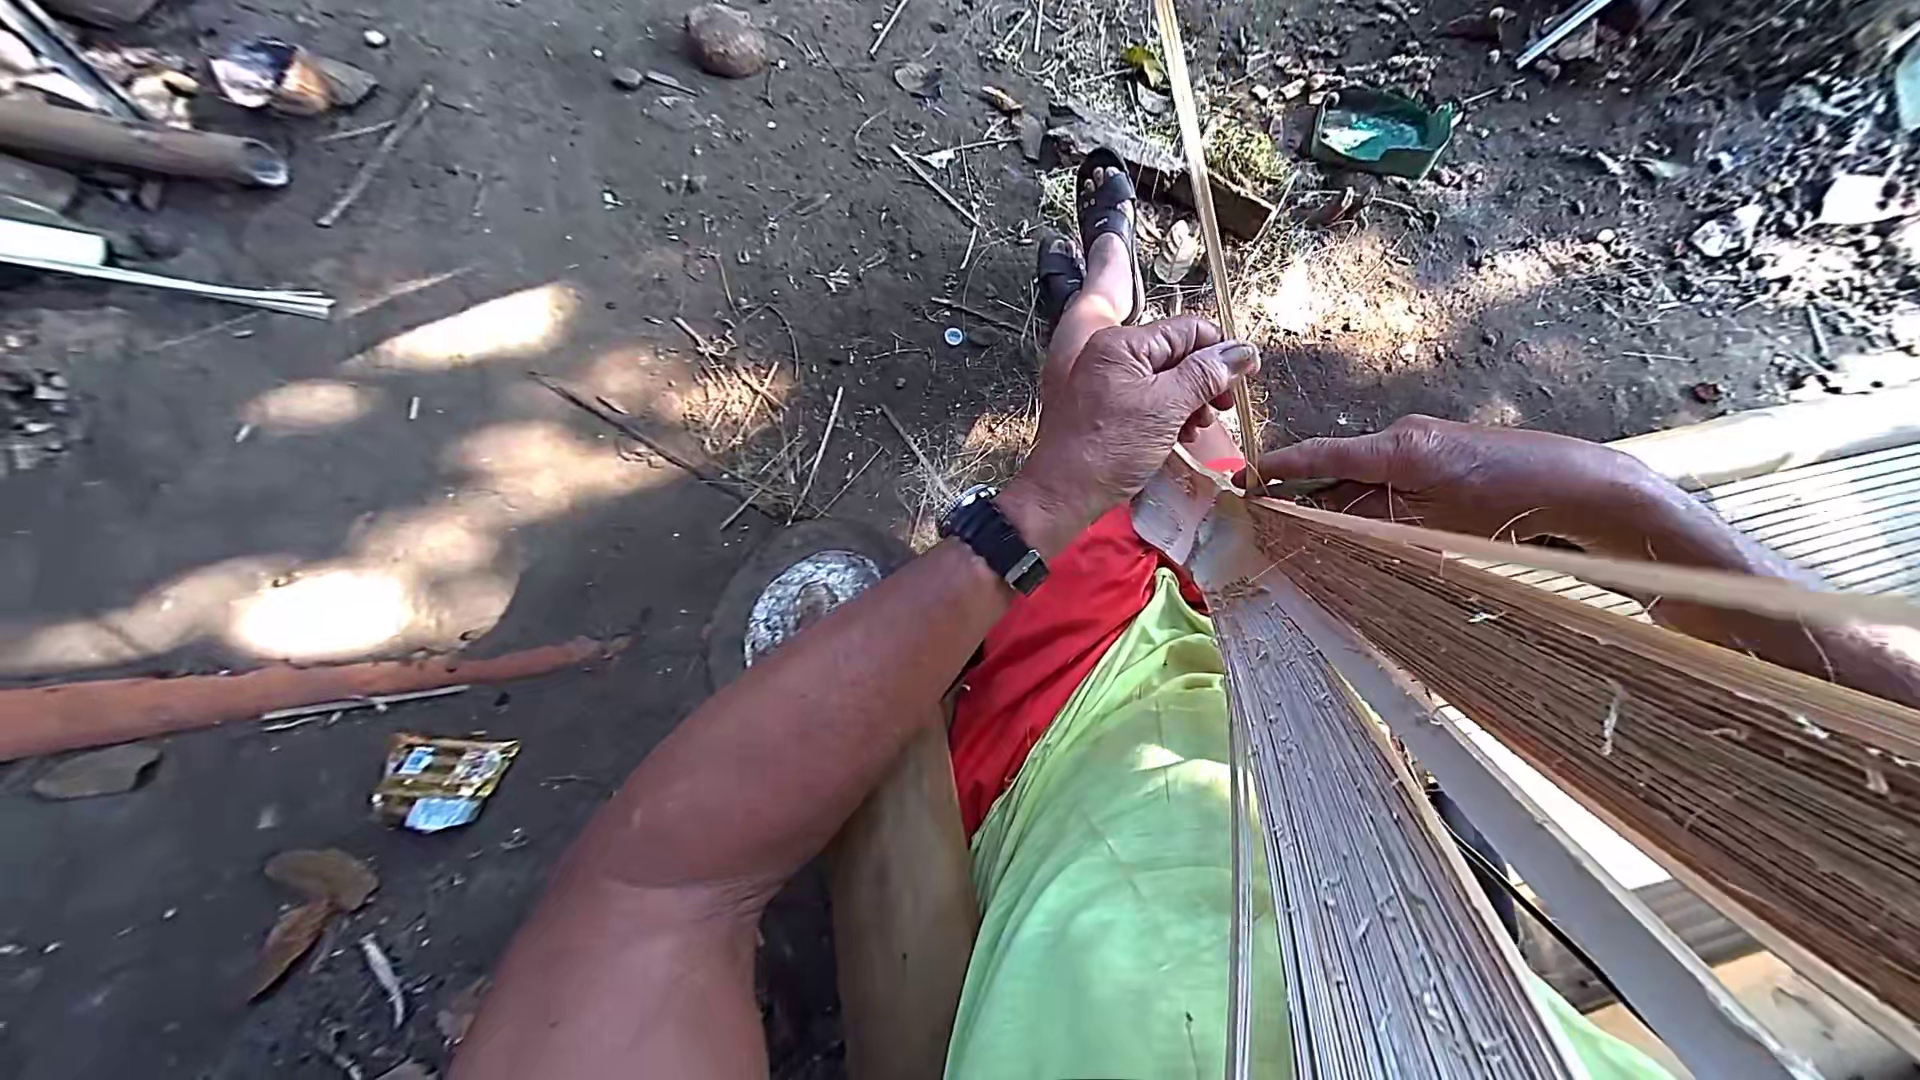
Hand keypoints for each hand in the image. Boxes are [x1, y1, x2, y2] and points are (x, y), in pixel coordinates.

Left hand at [998, 315, 1258, 556]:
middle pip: (1175, 353)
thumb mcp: (1167, 407)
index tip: (1246, 377)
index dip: (1222, 350)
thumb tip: (1244, 352)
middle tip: (1220, 410)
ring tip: (1195, 428)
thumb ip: (1206, 374)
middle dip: (1204, 380)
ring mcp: (1102, 381)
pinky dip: (1166, 414)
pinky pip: (1144, 399)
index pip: (1188, 329)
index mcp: (1121, 343)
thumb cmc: (1111, 449)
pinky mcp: (1102, 408)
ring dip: (1188, 401)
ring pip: (1162, 379)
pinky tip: (1177, 435)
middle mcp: (1108, 354)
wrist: (1063, 493)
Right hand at [1253, 414, 1669, 550]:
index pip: (1316, 455)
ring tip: (1332, 532)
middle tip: (1279, 521)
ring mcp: (1420, 440)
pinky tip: (1376, 521)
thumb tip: (1315, 518)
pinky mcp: (1437, 450)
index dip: (1274, 468)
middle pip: (1332, 464)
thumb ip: (1363, 517)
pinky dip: (1368, 496)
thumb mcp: (1427, 523)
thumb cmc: (1511, 503)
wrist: (1590, 488)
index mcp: (1394, 446)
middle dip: (1304, 492)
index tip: (1243, 482)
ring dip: (1340, 500)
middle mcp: (1400, 435)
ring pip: (1358, 471)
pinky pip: (1384, 472)